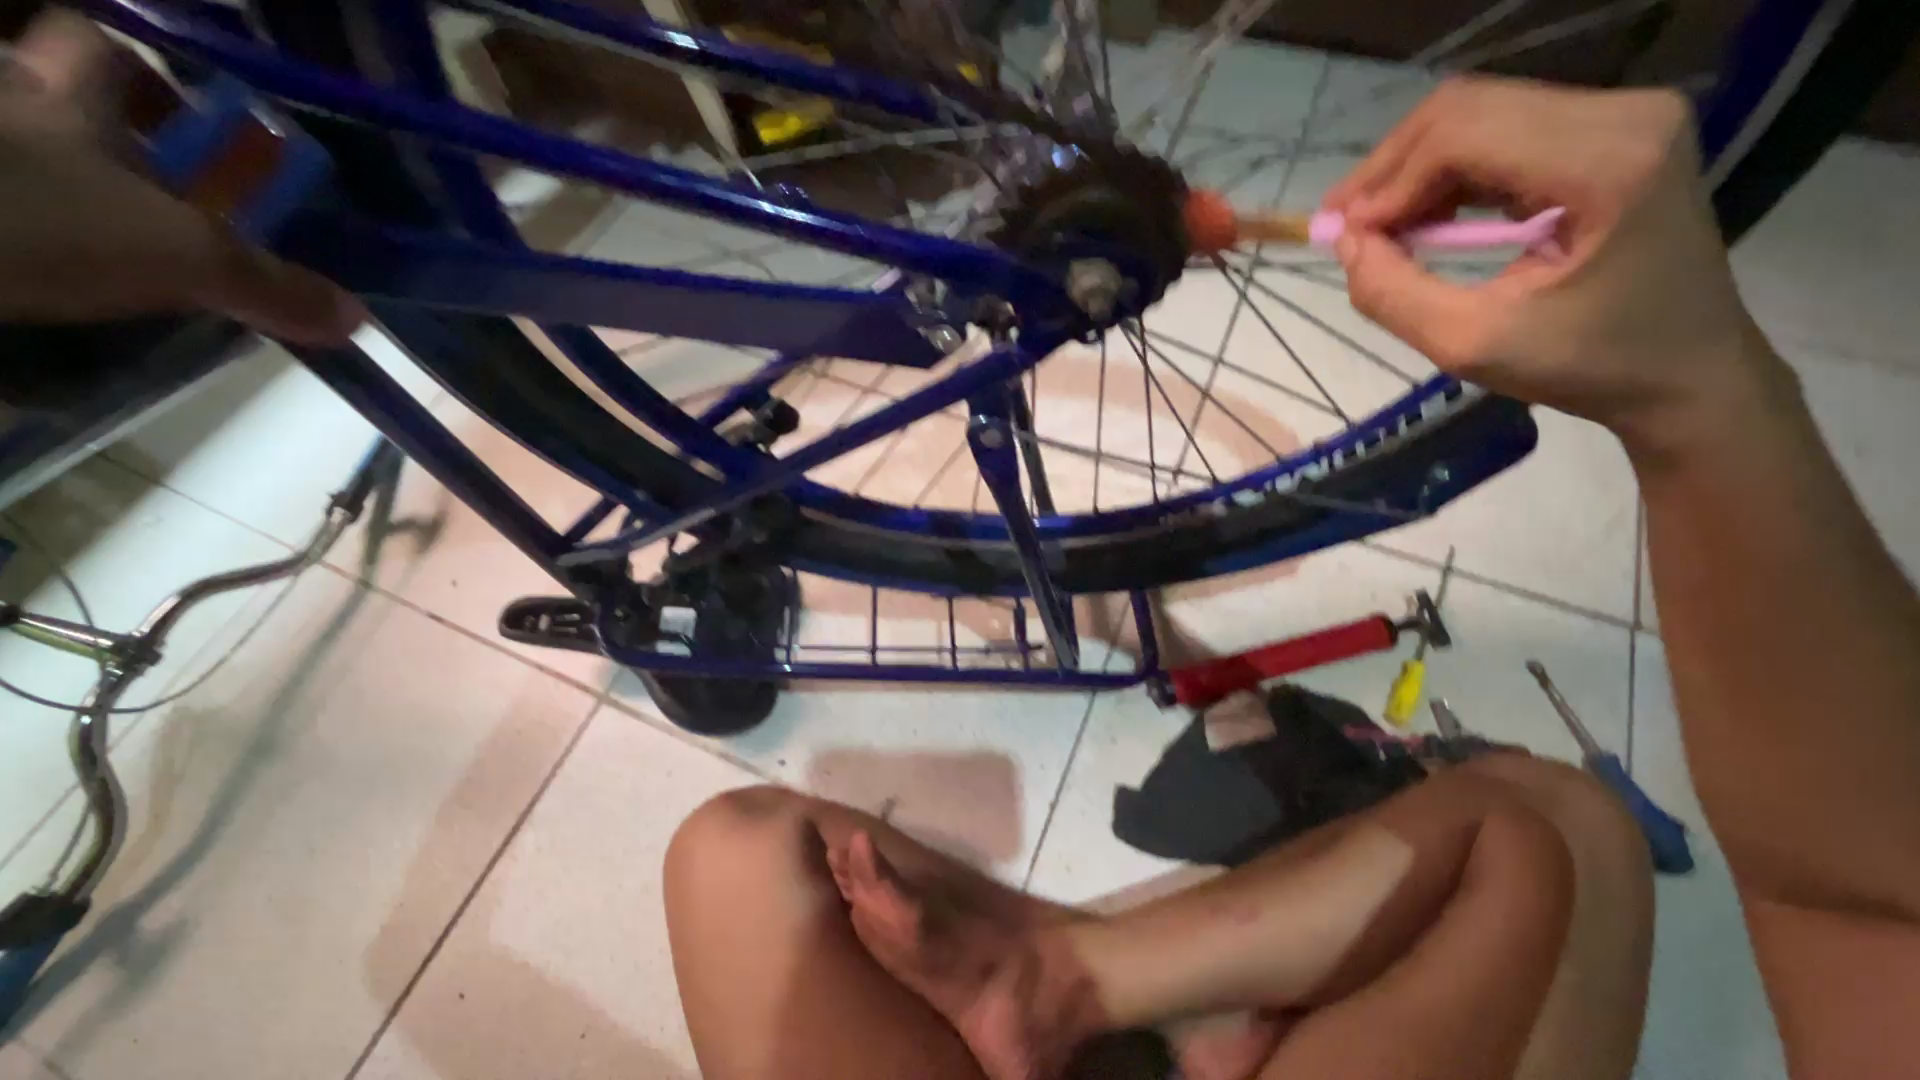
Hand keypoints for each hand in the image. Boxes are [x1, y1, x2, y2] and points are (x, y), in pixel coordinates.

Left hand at [0, 11, 361, 343]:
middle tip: (162, 198)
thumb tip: (354, 318)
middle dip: (108, 139)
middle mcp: (5, 105)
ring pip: (26, 156)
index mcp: (65, 95)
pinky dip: (35, 248)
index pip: (103, 48)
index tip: (200, 129)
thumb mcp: (176, 256)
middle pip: (53, 96)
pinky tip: (55, 286)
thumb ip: (267, 283)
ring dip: (67, 192)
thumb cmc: (30, 214)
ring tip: (111, 254)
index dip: (154, 79)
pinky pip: (15, 221)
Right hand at [1324, 77, 1779, 448]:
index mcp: (1608, 161)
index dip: (1388, 184)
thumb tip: (1345, 245)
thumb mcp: (1474, 346)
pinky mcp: (1611, 132)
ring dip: (1412, 171)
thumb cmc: (1591, 368)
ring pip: (1477, 114)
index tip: (1344, 241)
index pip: (1462, 134)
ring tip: (1376, 229)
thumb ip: (1394, 295)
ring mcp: (1623, 116)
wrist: (1688, 373)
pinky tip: (1422, 218)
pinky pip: (1502, 131)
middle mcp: (1624, 115)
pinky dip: (1447, 175)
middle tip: (1344, 229)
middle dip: (1390, 170)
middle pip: (1465, 109)